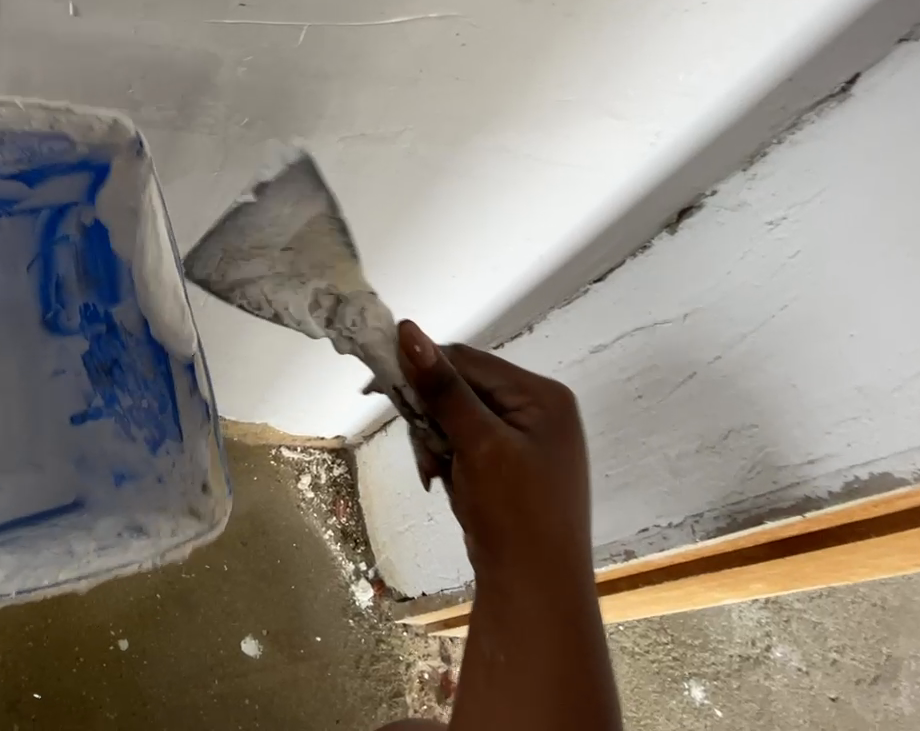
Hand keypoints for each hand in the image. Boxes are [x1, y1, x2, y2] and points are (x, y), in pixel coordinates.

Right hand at [398, 321, 593, 580]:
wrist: (534, 590)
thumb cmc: (514, 511)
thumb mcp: (476, 442)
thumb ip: (441, 385)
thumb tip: (406, 328)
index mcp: (541, 395)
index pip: (465, 360)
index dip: (421, 370)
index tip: (377, 387)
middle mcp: (537, 408)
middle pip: (459, 387)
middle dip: (430, 417)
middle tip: (422, 450)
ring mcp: (524, 437)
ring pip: (454, 414)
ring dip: (434, 440)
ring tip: (434, 473)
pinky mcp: (509, 462)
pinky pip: (462, 439)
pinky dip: (445, 456)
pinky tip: (444, 480)